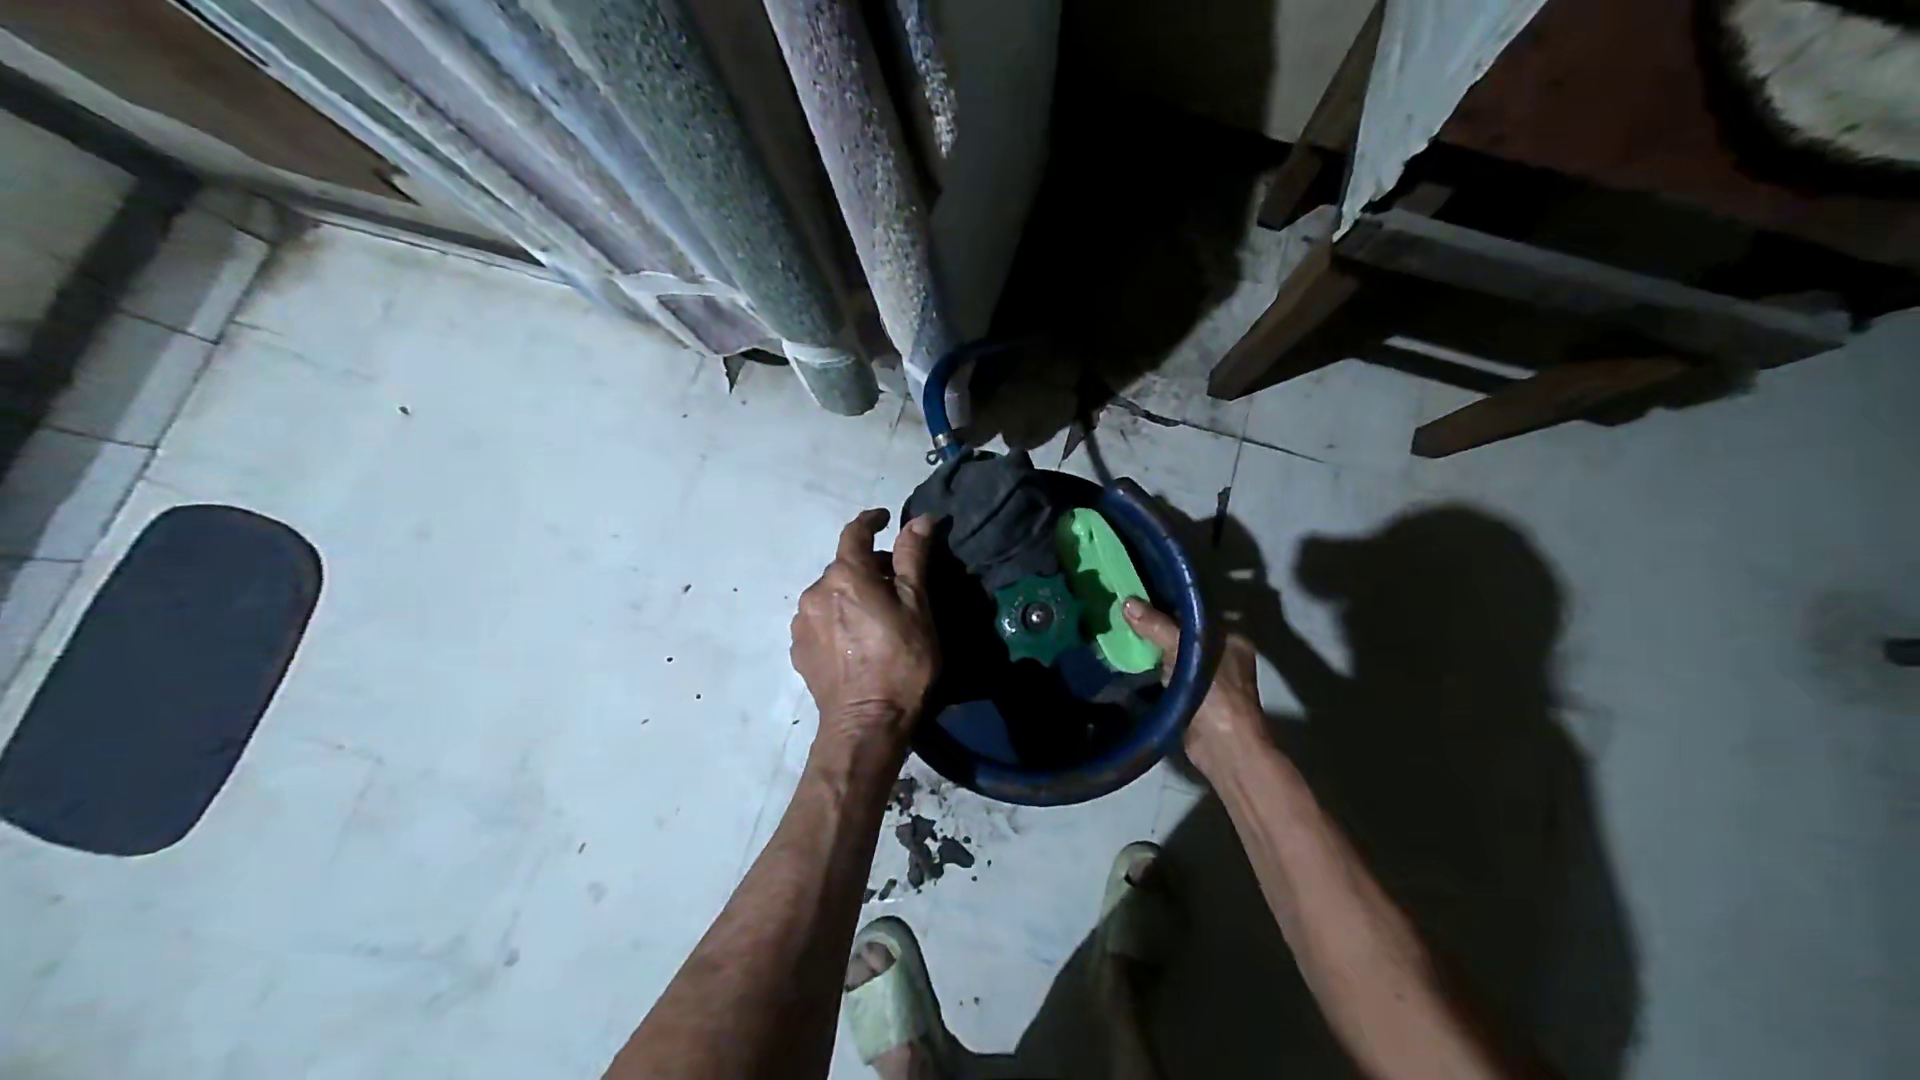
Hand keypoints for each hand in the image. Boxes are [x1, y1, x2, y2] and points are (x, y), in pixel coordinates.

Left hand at [791, 509, 938, 751]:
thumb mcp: (917, 606)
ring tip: (876, 618)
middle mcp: (816, 591)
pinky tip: (856, 641)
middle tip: (896, 585)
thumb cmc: (901, 661)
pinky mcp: (798, 649)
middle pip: (844, 566)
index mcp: (846, 575)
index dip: (871, 520)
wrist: (866, 723)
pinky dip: (837, 618)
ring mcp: (802, 622)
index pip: (855, 532)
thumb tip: (919, 519)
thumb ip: (913, 558)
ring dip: (851, 594)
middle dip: (868, 567)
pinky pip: (819, 620)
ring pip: (830, 593)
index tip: (884, 518)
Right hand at [1123, 598, 1267, 777]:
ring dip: (1152, 650)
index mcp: (1232, 640)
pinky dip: (1152, 670)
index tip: (1141, 596)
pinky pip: (1168, 676)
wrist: (1223, 747)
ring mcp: (1208, 680)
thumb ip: (1157, 626)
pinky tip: (1129, 661)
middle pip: (1184, 635)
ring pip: (1174, 656)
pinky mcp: (1191, 698)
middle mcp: (1222, 657)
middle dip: (1157, 627)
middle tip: (1125, 613)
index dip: (1170, 604)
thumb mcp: (1185, 651)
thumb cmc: (1215, 692)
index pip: (1197, 614)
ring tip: (1121, 632)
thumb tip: (1126, 602)